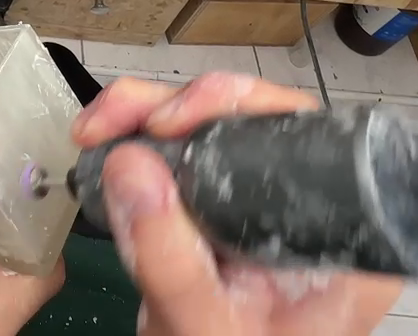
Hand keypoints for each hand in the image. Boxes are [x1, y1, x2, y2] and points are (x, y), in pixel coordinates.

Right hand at [74, 73, 402, 335]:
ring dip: (135, 111)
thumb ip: (172, 263)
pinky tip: (97, 141)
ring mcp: (247, 198)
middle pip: (237, 115)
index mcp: (325, 234)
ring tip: (91, 130)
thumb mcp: (203, 331)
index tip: (168, 122)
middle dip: (164, 103)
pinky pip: (167, 144)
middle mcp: (292, 203)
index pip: (297, 134)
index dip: (233, 106)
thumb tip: (127, 161)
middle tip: (109, 122)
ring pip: (196, 120)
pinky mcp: (206, 199)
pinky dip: (127, 131)